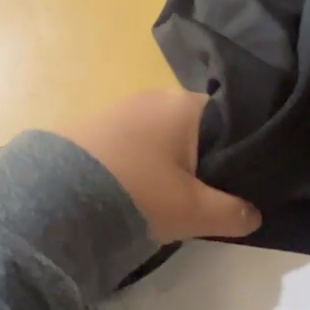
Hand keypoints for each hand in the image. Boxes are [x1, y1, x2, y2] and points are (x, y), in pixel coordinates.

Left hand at [59, 90, 261, 244]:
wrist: (55, 200)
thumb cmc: (138, 194)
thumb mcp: (194, 212)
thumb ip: (232, 212)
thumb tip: (254, 214)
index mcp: (184, 104)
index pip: (230, 116)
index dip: (241, 146)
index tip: (243, 177)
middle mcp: (153, 95)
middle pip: (194, 127)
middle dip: (203, 158)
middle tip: (209, 194)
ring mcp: (119, 108)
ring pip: (161, 136)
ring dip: (168, 163)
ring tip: (170, 198)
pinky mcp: (91, 127)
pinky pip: (132, 143)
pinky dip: (140, 164)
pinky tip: (137, 191)